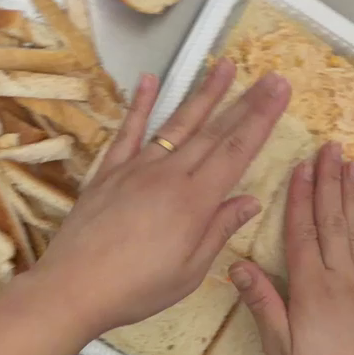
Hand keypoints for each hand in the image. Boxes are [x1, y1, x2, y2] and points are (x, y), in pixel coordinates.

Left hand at [27, 59, 290, 341]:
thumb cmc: (136, 289)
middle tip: (268, 75)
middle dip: (245, 102)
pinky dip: (140, 105)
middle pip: (213, 132)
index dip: (262, 119)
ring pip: (176, 124)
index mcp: (195, 201)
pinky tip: (149, 80)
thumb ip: (218, 231)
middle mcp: (169, 175)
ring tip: (224, 65)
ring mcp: (136, 168)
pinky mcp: (109, 171)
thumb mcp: (189, 272)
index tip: (280, 91)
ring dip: (203, 94)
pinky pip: (129, 131)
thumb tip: (250, 201)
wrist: (73, 286)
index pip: (236, 151)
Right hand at [231, 142, 353, 354]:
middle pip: (333, 222)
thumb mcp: (278, 347)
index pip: (302, 233)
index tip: (301, 166)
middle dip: (329, 183)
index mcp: (311, 287)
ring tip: (352, 165)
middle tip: (330, 148)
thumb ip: (262, 303)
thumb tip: (237, 264)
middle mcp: (342, 278)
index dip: (300, 198)